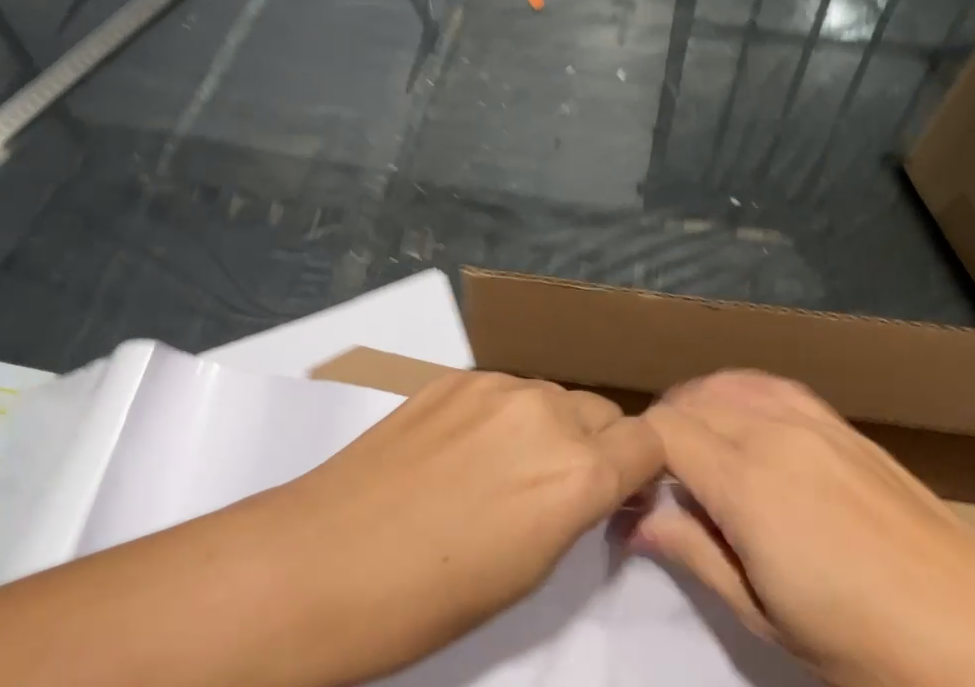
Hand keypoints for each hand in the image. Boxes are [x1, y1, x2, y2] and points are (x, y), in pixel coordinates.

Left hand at [224, 370, 663, 685]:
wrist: (324, 562)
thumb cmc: (434, 597)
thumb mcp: (533, 570)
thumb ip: (578, 510)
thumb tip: (595, 488)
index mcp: (581, 471)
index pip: (651, 442)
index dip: (640, 469)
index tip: (619, 493)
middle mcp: (548, 412)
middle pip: (604, 412)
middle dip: (597, 445)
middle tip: (556, 487)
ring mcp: (495, 386)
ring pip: (552, 397)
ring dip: (547, 427)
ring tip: (501, 468)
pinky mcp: (453, 377)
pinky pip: (503, 391)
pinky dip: (501, 416)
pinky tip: (461, 451)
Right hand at [638, 370, 974, 685]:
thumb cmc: (862, 642)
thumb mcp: (762, 615)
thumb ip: (694, 554)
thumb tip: (637, 521)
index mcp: (749, 482)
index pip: (662, 434)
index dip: (634, 458)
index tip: (627, 498)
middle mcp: (776, 432)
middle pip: (691, 402)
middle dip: (660, 434)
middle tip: (655, 487)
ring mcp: (815, 422)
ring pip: (730, 384)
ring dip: (696, 408)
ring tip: (690, 454)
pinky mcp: (844, 425)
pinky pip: (773, 387)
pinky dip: (739, 396)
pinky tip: (742, 428)